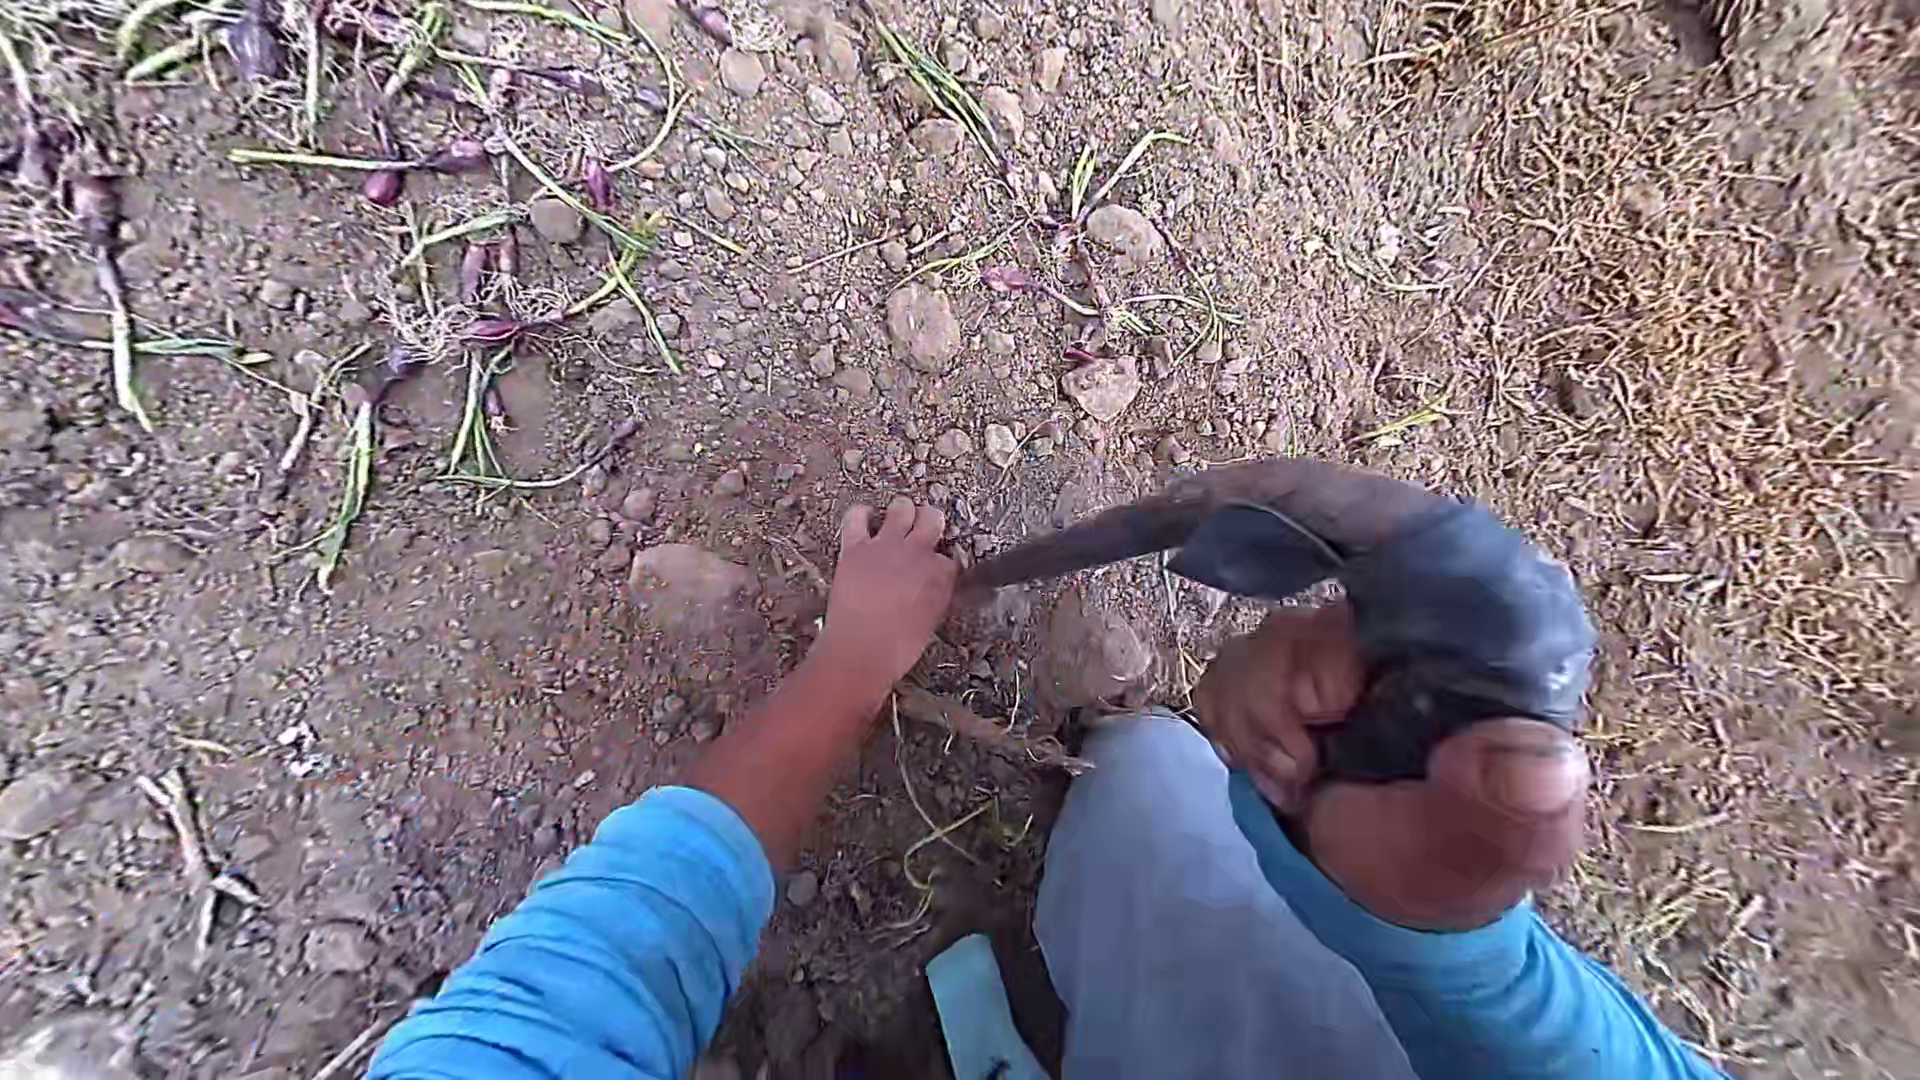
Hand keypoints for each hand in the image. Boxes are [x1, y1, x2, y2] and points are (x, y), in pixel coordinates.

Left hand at [811, 496, 957, 696]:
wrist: (860, 651)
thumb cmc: (897, 647)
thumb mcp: (931, 622)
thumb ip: (936, 596)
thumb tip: (934, 588)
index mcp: (940, 574)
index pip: (949, 556)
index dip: (942, 560)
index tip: (935, 565)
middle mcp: (916, 553)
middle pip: (933, 518)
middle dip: (930, 522)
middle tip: (924, 529)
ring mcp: (886, 546)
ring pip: (901, 508)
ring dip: (902, 511)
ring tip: (899, 518)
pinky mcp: (856, 547)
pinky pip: (857, 516)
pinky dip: (861, 514)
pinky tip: (865, 518)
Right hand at [1195, 603, 1589, 929]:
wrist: (1366, 878)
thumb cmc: (1441, 856)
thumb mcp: (1494, 848)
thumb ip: (1517, 805)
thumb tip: (1533, 756)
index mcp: (1442, 661)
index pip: (1369, 612)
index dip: (1325, 664)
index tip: (1323, 718)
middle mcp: (1371, 642)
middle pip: (1290, 634)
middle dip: (1275, 712)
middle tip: (1301, 772)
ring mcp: (1310, 655)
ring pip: (1245, 653)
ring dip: (1251, 730)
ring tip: (1288, 779)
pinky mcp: (1263, 675)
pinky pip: (1218, 676)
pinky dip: (1229, 727)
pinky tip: (1262, 761)